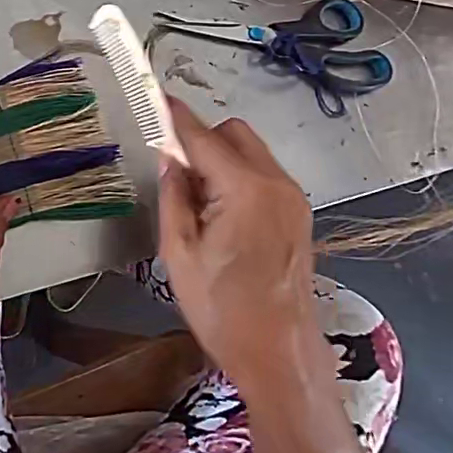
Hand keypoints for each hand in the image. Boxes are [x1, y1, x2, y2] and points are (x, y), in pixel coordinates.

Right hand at [157, 97, 318, 386]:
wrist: (279, 357)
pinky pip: (261, 174)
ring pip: (250, 151)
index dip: (175, 116)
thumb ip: (173, 194)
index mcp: (247, 190)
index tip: (154, 95)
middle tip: (172, 168)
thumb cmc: (221, 308)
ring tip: (193, 197)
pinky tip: (216, 210)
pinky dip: (235, 175)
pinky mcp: (297, 216)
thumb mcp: (179, 251)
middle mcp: (278, 185)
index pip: (203, 138)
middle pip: (235, 133)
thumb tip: (169, 158)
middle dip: (201, 137)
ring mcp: (294, 201)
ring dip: (219, 157)